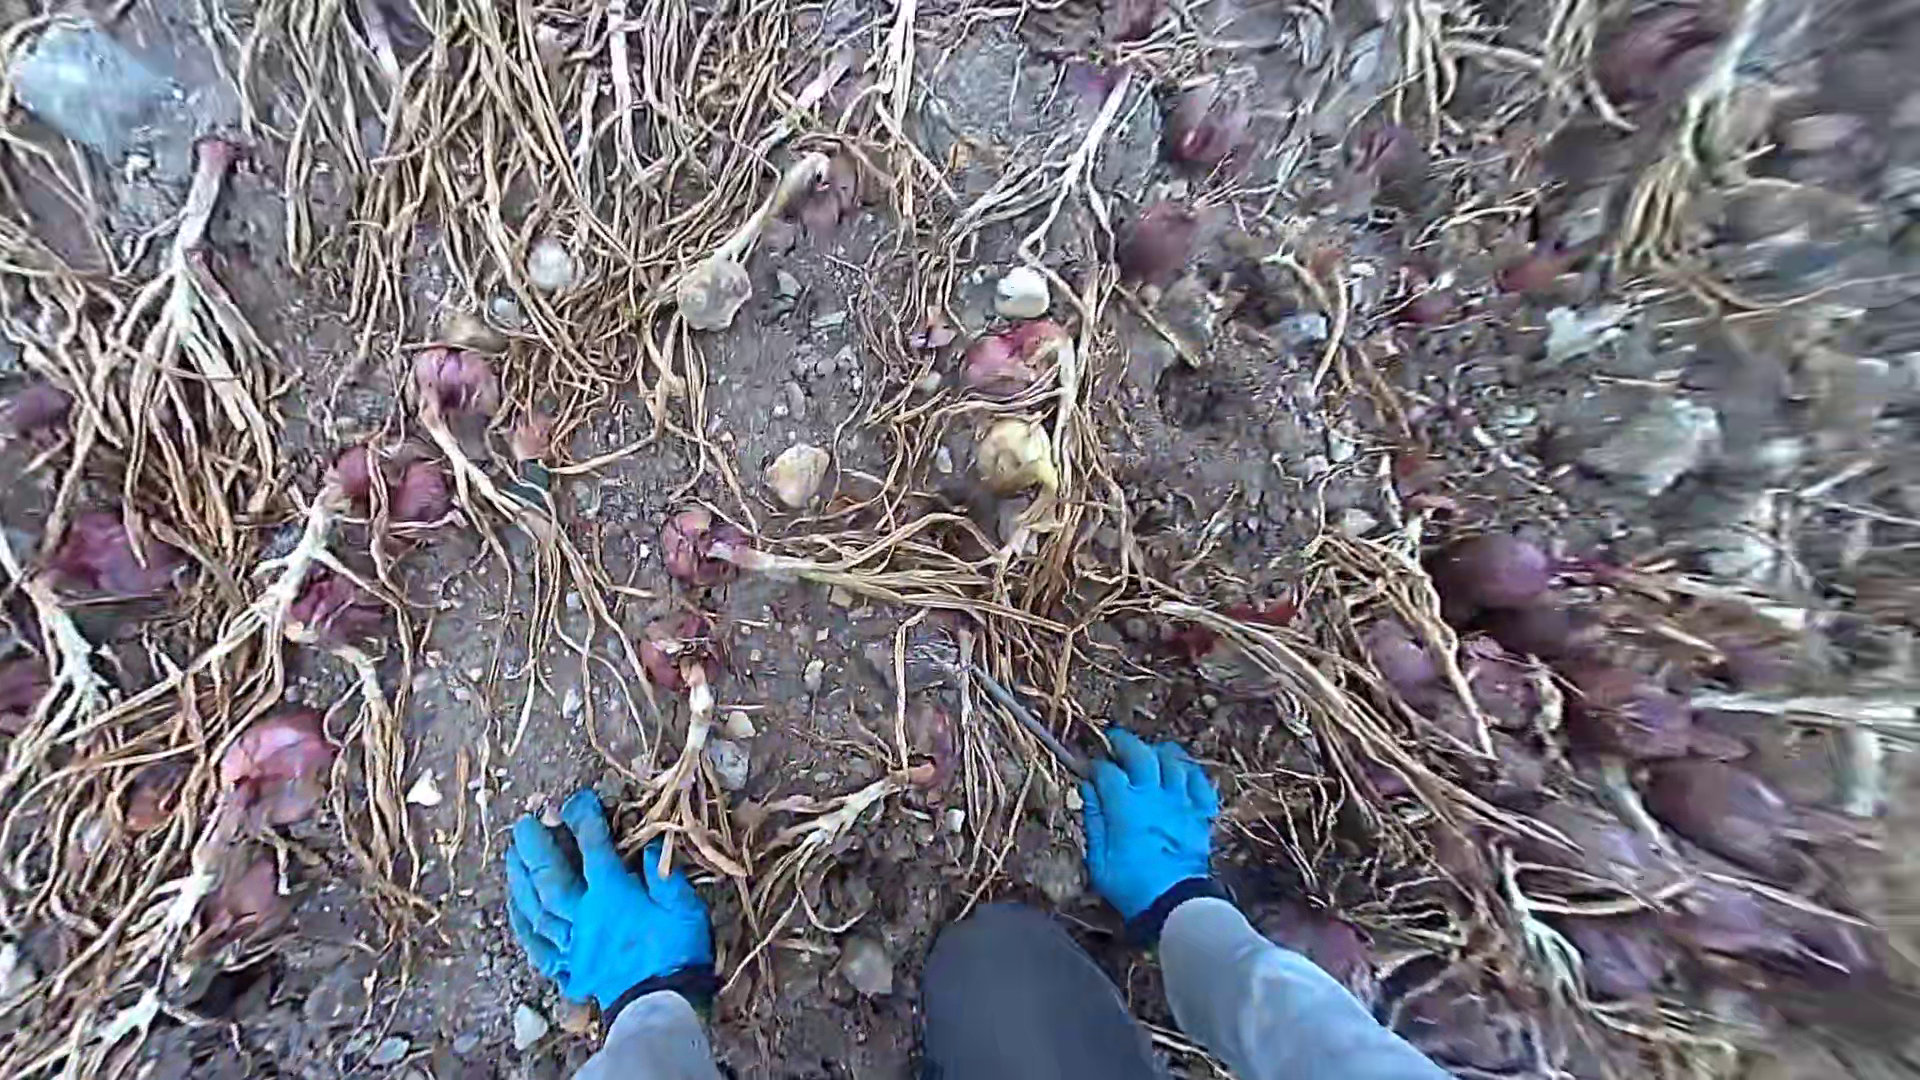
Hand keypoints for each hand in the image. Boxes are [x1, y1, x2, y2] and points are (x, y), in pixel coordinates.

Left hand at [504, 790, 712, 1005]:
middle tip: (523, 822)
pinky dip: (521, 924)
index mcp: (612, 896)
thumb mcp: (683, 902)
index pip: (593, 850)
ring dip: (521, 880)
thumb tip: (649, 844)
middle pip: (551, 879)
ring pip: (536, 909)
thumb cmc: (677, 946)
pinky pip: (535, 943)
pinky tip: (513, 908)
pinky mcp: (566, 967)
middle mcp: (583, 917)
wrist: (663, 1003)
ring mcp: (569, 944)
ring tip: (511, 855)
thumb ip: (663, 872)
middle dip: (536, 847)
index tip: (578, 799)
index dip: (585, 821)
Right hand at [1080, 730, 1219, 919]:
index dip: (1095, 765)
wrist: (1177, 907)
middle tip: (1114, 742)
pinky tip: (1179, 774)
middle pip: (1140, 752)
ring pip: (1172, 760)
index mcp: (1124, 805)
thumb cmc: (1131, 884)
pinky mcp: (1200, 813)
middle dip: (1124, 742)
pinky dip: (1189, 773)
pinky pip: (1199, 782)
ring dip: (1158, 752)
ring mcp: (1180, 801)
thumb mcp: (1098, 857)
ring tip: (1148, 754)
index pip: (1106, 770)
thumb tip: (1086, 787)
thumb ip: (1092, 818)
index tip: (1089, 769)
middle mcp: (1153, 794)